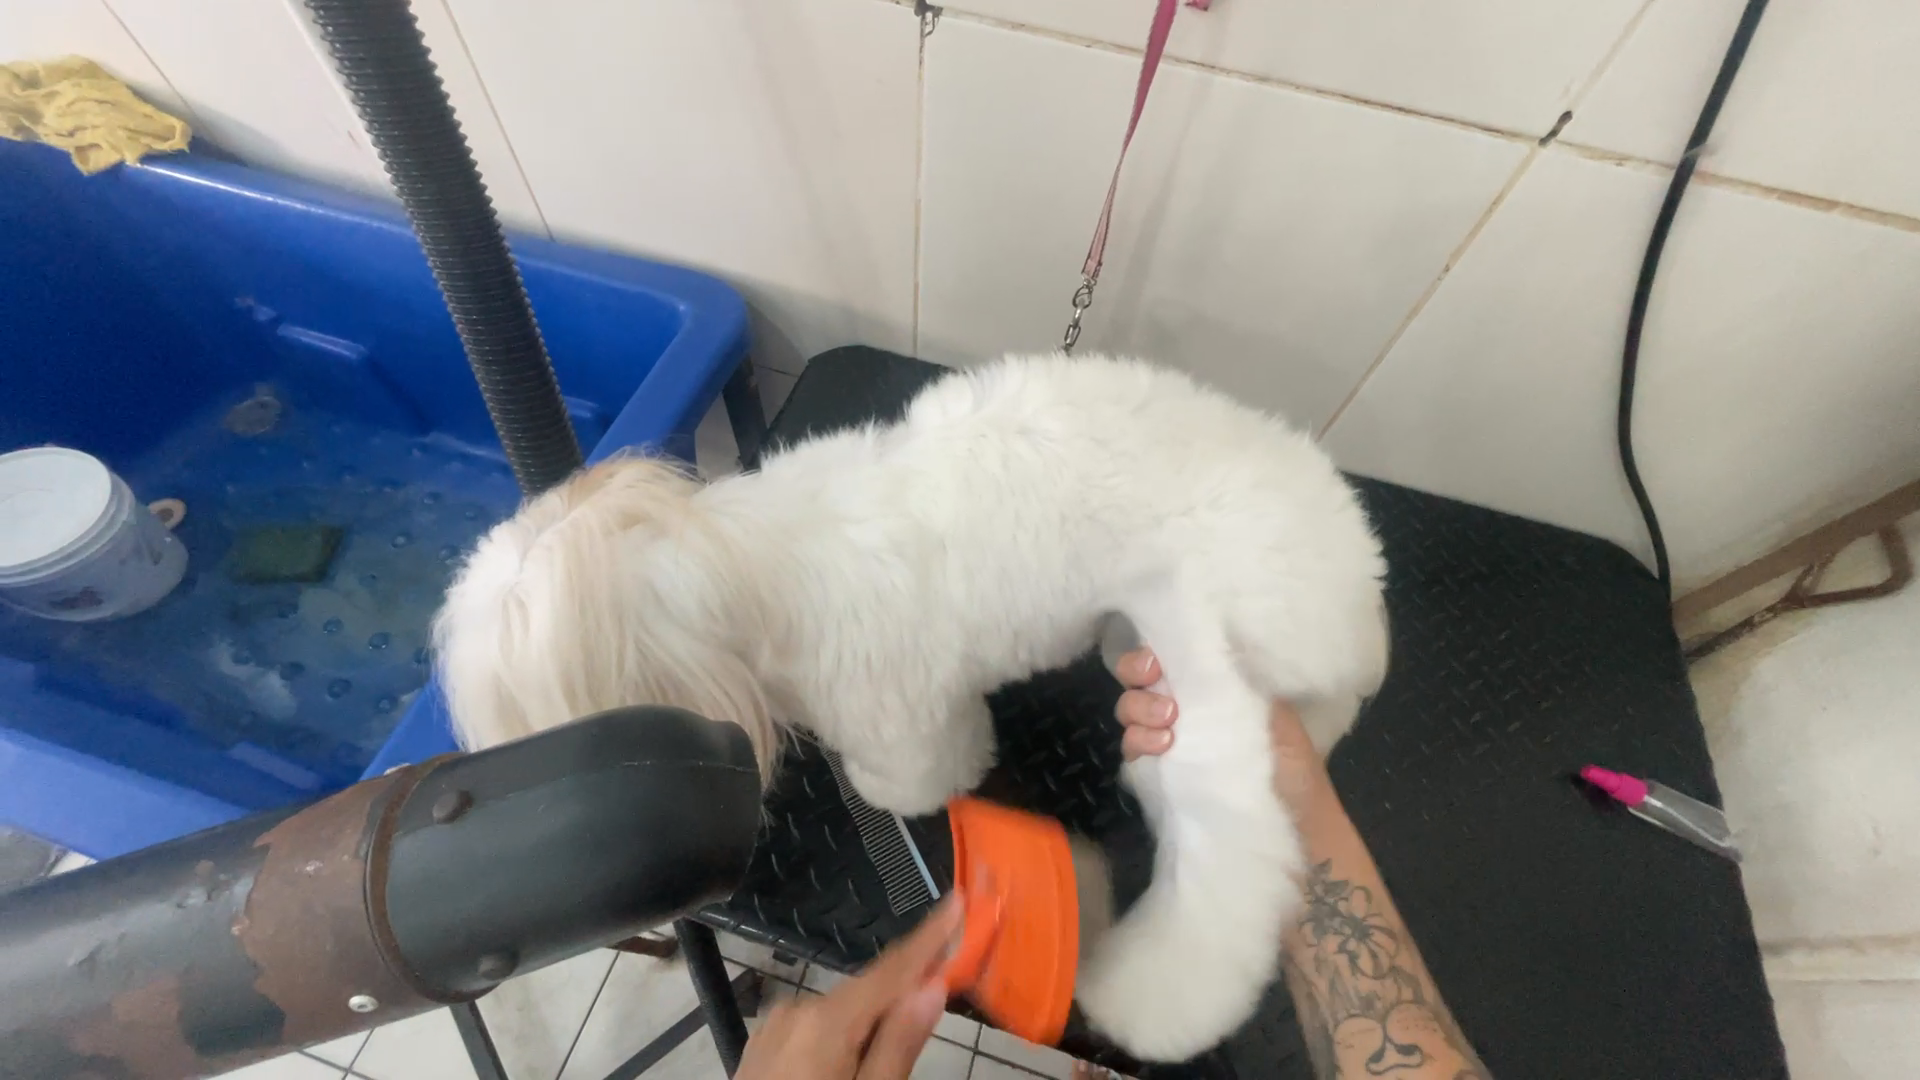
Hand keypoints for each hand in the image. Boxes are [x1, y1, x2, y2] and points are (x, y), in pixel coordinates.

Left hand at [735, 893, 963, 1079]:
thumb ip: (898, 1047)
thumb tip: (933, 987)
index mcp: (825, 1023)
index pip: (891, 969)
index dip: (929, 937)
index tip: (957, 900)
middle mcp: (796, 1011)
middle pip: (867, 991)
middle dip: (904, 991)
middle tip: (942, 990)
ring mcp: (773, 1028)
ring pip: (842, 1011)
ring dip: (873, 1020)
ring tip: (890, 1057)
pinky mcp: (761, 1049)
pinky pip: (816, 1029)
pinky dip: (844, 1036)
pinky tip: (852, 1064)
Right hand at [1113, 647, 1334, 816]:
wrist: (1296, 825)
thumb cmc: (1292, 761)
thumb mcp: (1273, 709)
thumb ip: (1235, 678)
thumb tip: (1205, 647)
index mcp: (1206, 683)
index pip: (1165, 654)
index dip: (1151, 651)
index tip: (1158, 663)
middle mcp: (1180, 704)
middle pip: (1136, 677)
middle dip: (1137, 676)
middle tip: (1167, 701)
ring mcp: (1164, 737)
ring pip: (1129, 710)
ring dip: (1139, 712)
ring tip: (1168, 732)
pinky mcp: (1156, 770)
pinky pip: (1131, 748)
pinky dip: (1138, 742)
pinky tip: (1162, 750)